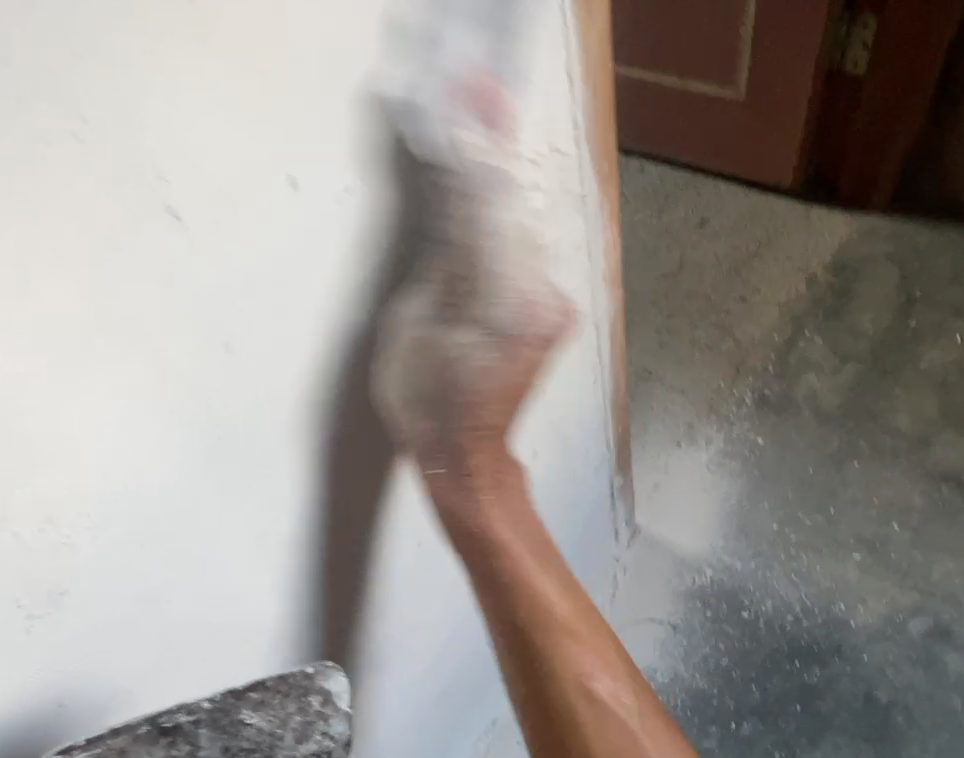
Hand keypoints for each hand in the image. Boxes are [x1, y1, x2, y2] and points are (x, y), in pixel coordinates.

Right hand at [373, 77, 575, 466]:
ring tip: (480, 128)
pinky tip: (488, 193)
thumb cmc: (426, 407)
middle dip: (489, 157)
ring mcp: (553, 307)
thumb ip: (439, 258)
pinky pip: (523, 254)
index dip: (474, 155)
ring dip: (497, 187)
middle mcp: (540, 302)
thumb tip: (455, 199)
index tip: (468, 102)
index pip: (485, 211)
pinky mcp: (553, 311)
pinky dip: (502, 223)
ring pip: (520, 230)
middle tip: (477, 93)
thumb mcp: (410, 329)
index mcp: (501, 308)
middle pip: (511, 212)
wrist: (468, 457)